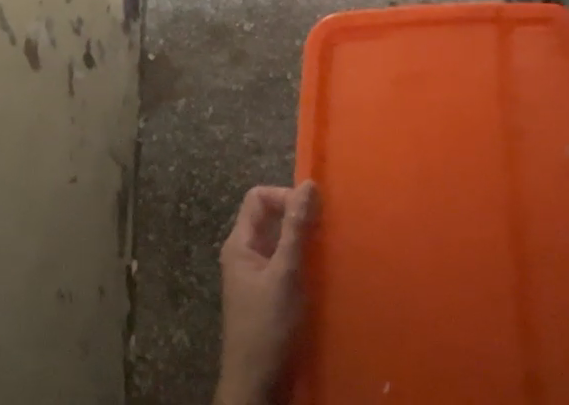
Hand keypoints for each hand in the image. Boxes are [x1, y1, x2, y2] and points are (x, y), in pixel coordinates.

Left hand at [214, 181, 318, 404]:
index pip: (258, 198)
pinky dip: (304, 262)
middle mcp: (244, 254)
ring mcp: (255, 276)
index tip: (312, 214)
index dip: (285, 197)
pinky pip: (286, 264)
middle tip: (326, 230)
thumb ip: (296, 228)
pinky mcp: (268, 295)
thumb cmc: (268, 327)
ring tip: (329, 249)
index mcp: (240, 244)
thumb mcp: (285, 273)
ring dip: (304, 241)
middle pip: (270, 217)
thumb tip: (308, 184)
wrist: (257, 385)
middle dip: (299, 217)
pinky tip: (323, 273)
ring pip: (281, 242)